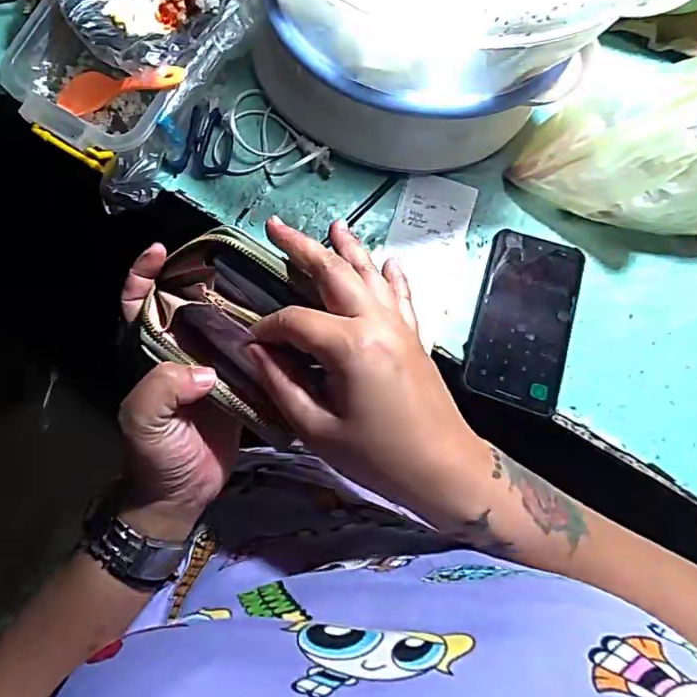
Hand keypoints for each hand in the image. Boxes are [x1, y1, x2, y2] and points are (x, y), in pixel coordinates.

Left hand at [116, 244, 240, 538]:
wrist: (182, 496)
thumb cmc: (154, 456)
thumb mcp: (143, 421)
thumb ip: (161, 389)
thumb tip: (205, 371)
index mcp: (149, 352)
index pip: (138, 304)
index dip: (143, 274)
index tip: (159, 250)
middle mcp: (178, 352)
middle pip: (184, 304)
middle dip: (199, 276)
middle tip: (226, 256)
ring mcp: (207, 367)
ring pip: (219, 324)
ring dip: (235, 302)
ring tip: (260, 278)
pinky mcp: (235, 385)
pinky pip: (246, 353)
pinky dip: (259, 336)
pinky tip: (280, 319)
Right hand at [245, 218, 490, 523]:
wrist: (448, 472)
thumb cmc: (380, 458)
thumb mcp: (317, 430)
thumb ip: (282, 384)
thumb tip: (256, 352)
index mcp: (350, 346)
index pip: (294, 320)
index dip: (266, 329)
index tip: (249, 343)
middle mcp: (376, 323)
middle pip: (334, 273)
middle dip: (301, 247)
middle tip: (275, 225)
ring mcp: (400, 326)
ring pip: (369, 274)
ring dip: (348, 247)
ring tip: (333, 224)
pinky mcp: (413, 337)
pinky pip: (401, 296)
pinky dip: (390, 276)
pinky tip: (387, 261)